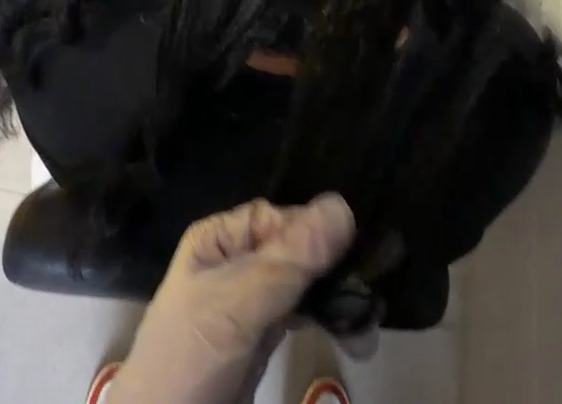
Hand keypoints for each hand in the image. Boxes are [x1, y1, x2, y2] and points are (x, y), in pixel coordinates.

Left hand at [114, 194, 355, 403]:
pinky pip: (304, 312)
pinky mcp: (266, 336)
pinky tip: (356, 331)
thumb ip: (289, 259)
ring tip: (369, 316)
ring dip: (338, 294)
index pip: (277, 217)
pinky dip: (330, 319)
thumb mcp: (237, 303)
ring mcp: (252, 301)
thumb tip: (343, 205)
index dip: (309, 232)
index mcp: (218, 240)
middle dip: (331, 265)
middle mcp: (236, 263)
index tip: (345, 253)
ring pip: (305, 282)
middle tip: (371, 287)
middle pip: (295, 248)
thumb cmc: (191, 355)